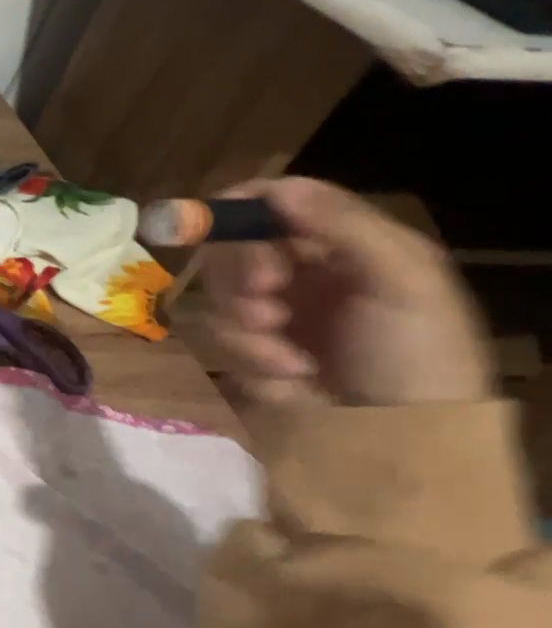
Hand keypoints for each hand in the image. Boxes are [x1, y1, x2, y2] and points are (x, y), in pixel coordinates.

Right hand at [202, 177, 490, 406]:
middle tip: (267, 298)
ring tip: (288, 356)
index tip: (210, 224)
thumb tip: (274, 187)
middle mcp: (304, 273)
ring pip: (221, 295)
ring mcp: (276, 314)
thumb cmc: (418, 353)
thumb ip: (344, 226)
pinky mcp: (253, 353)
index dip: (241, 210)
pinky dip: (251, 358)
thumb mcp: (403, 280)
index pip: (276, 204)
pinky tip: (291, 377)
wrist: (404, 440)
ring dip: (247, 324)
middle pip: (236, 248)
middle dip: (242, 273)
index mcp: (346, 244)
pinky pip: (222, 340)